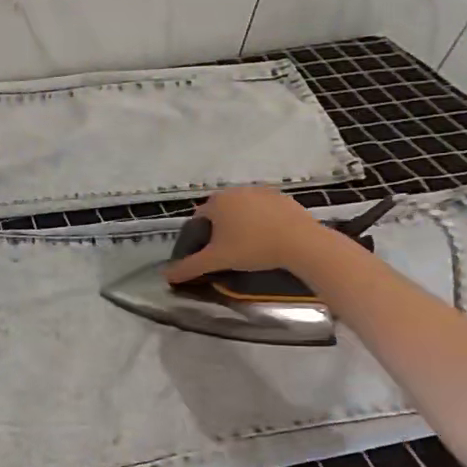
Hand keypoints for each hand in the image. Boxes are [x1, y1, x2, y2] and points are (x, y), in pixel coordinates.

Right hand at [164, 186, 345, 282]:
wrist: (301, 242)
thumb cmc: (253, 248)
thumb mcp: (218, 260)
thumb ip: (189, 267)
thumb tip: (166, 276)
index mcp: (216, 202)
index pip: (198, 219)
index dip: (198, 238)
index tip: (206, 255)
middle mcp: (235, 190)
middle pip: (220, 213)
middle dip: (219, 231)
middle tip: (226, 253)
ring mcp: (260, 191)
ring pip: (242, 210)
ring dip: (240, 225)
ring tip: (248, 247)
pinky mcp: (282, 197)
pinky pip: (262, 210)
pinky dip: (260, 222)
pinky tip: (267, 239)